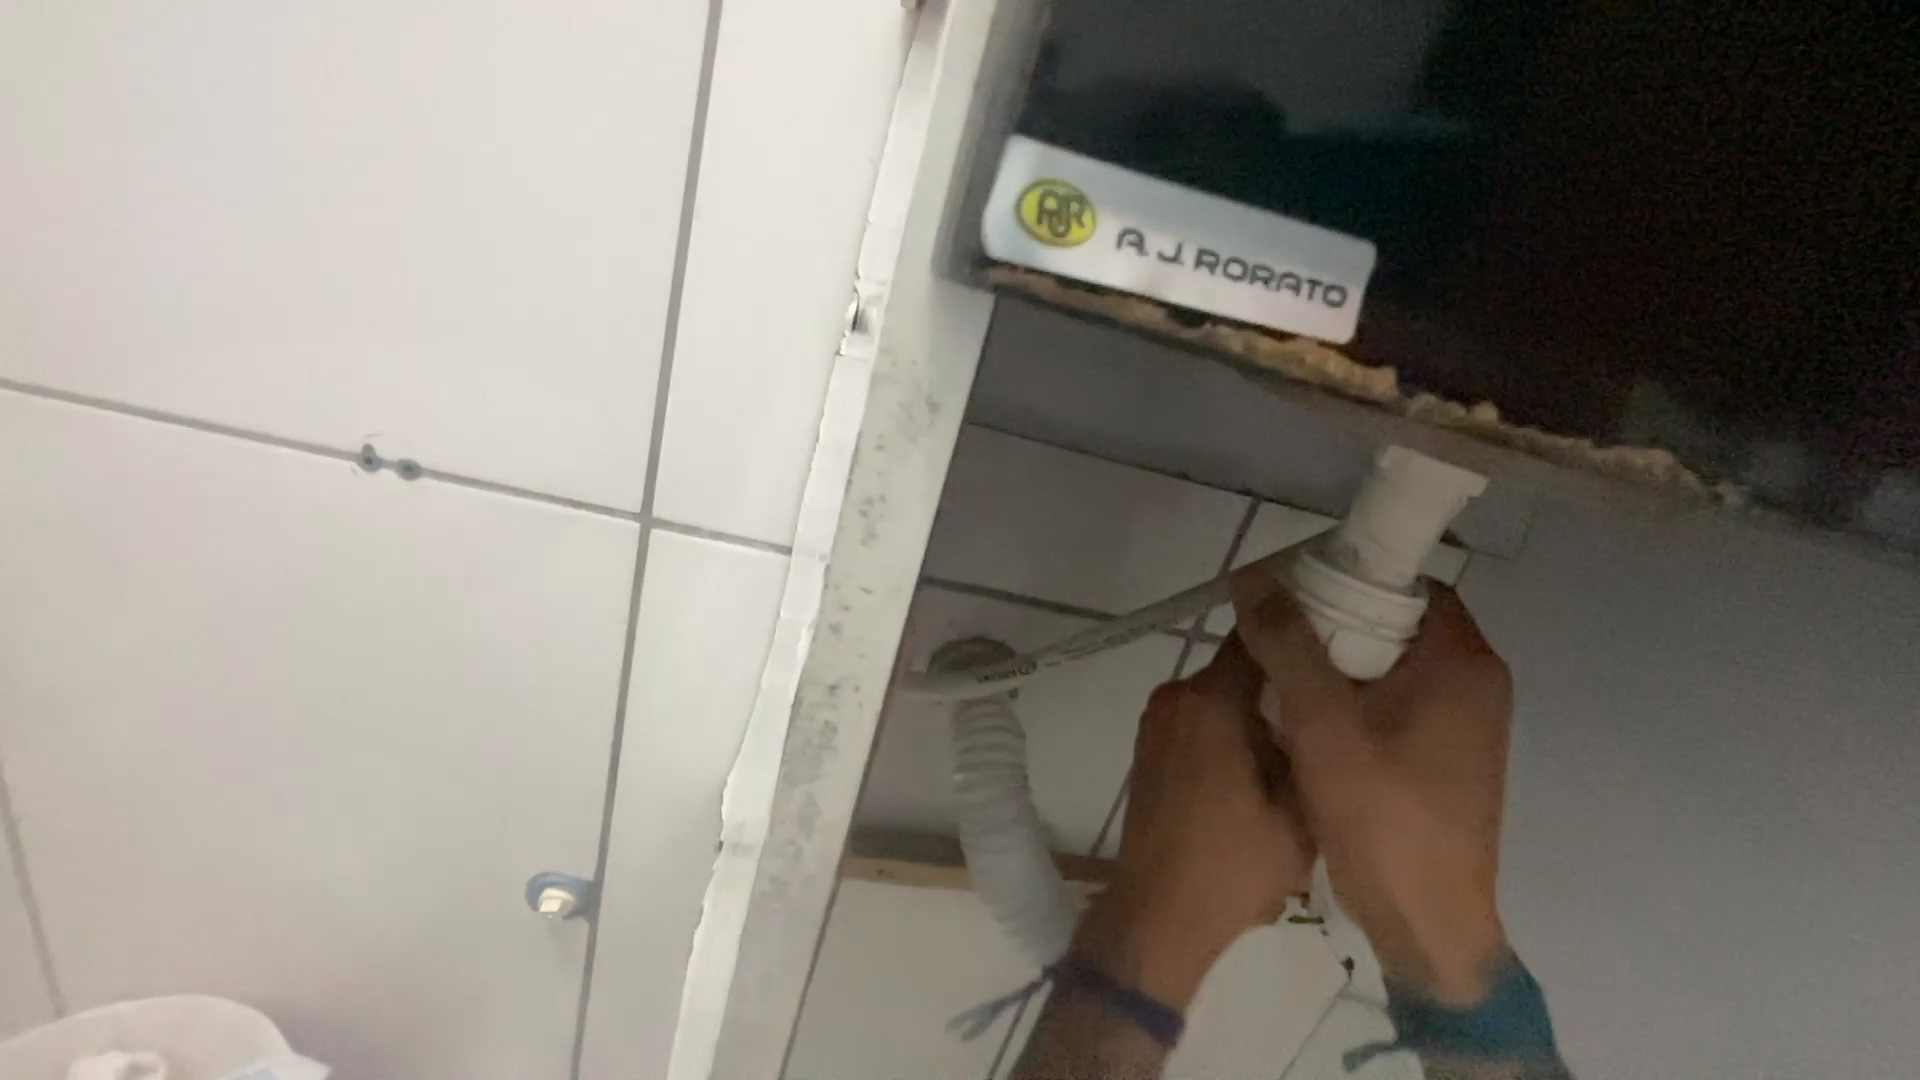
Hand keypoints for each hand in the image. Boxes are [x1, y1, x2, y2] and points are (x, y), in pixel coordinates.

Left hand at [1076, 640, 1315, 1009]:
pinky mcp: (1151, 744)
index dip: (1299, 635)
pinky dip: (1230, 724)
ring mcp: (1158, 720)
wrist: (1157, 912)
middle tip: (1331, 696)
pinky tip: (1261, 759)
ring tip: (1302, 733)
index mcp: (1211, 701)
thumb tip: (1321, 708)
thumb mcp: (1300, 814)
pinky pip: (1200, 716)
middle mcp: (1176, 696)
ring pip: (1220, 692)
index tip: (1341, 643)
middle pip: (1239, 664)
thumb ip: (1312, 748)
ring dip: (1256, 705)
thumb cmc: (1232, 865)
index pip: (1257, 637)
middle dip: (1282, 676)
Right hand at [1231, 570, 1513, 1005]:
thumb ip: (1287, 644)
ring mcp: (1457, 724)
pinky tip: (1298, 717)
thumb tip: (1251, 576)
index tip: (1292, 589)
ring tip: (1274, 672)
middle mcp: (1470, 684)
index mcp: (1461, 664)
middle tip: (1271, 634)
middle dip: (1329, 622)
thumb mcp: (1323, 721)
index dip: (1350, 576)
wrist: (1425, 922)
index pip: (1409, 585)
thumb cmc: (1382, 814)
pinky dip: (1344, 697)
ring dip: (1331, 662)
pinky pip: (1386, 701)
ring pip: (1385, 664)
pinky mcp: (1437, 756)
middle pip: (1393, 622)